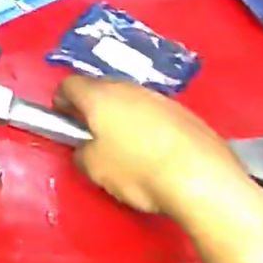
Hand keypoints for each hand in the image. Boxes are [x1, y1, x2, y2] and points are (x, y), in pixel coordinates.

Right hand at [53, 76, 262, 251]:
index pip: (69, 84)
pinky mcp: (184, 112)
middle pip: (101, 89)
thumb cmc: (138, 169)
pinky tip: (157, 154)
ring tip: (128, 148)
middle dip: (93, 108)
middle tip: (93, 134)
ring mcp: (158, 97)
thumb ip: (82, 152)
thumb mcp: (95, 169)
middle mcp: (126, 87)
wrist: (201, 178)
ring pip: (130, 100)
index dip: (61, 101)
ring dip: (123, 116)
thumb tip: (85, 147)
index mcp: (98, 95)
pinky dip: (150, 127)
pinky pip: (155, 114)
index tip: (62, 119)